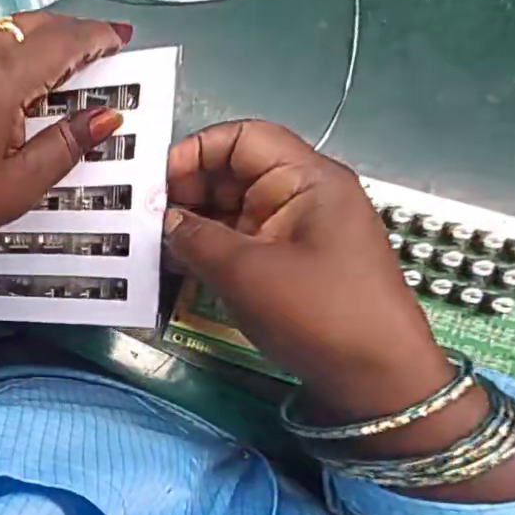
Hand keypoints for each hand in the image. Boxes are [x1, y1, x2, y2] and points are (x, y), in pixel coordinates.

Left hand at [0, 11, 133, 259]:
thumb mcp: (21, 183)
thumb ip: (67, 144)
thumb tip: (108, 116)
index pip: (62, 42)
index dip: (97, 38)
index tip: (123, 41)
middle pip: (34, 25)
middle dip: (73, 31)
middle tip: (102, 49)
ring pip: (4, 26)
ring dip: (39, 32)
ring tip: (65, 53)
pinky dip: (5, 38)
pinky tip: (12, 59)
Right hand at [162, 120, 450, 421]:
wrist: (372, 376)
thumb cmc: (317, 311)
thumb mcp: (245, 271)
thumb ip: (195, 237)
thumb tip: (165, 220)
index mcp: (305, 180)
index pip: (242, 138)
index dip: (195, 151)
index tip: (154, 182)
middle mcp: (297, 196)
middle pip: (231, 171)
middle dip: (185, 189)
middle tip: (141, 216)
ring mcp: (288, 229)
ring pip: (227, 208)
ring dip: (188, 221)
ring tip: (149, 240)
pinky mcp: (280, 260)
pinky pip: (233, 239)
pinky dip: (202, 246)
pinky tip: (173, 261)